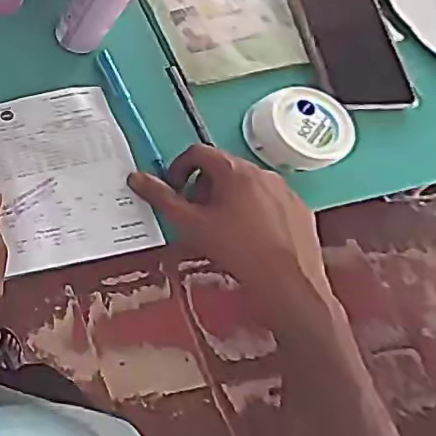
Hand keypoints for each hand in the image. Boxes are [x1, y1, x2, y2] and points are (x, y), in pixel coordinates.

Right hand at [127, 144, 342, 338]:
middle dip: (202, 185)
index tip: (174, 190)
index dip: (179, 167)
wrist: (288, 284)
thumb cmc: (234, 249)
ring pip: (247, 183)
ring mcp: (285, 190)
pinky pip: (269, 200)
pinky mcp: (300, 209)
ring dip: (227, 196)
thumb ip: (161, 197)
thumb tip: (136, 177)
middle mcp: (262, 172)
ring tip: (221, 226)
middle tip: (194, 212)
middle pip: (222, 167)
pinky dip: (254, 209)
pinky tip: (249, 236)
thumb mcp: (190, 224)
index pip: (198, 152)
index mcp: (233, 170)